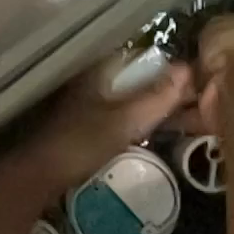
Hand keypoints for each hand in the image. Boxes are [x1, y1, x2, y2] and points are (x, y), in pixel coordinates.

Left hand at [16, 58, 193, 191]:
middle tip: (189, 105)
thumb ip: (156, 96)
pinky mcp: (79, 125)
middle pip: (133, 79)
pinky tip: (144, 133)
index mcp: (98, 71)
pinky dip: (131, 121)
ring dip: (147, 106)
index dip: (167, 67)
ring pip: (124, 98)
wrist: (40, 176)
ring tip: (175, 119)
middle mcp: (88, 81)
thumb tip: (188, 69)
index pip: (139, 57)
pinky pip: (114, 115)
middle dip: (160, 89)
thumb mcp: (126, 120)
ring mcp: (81, 104)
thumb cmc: (82, 143)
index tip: (192, 82)